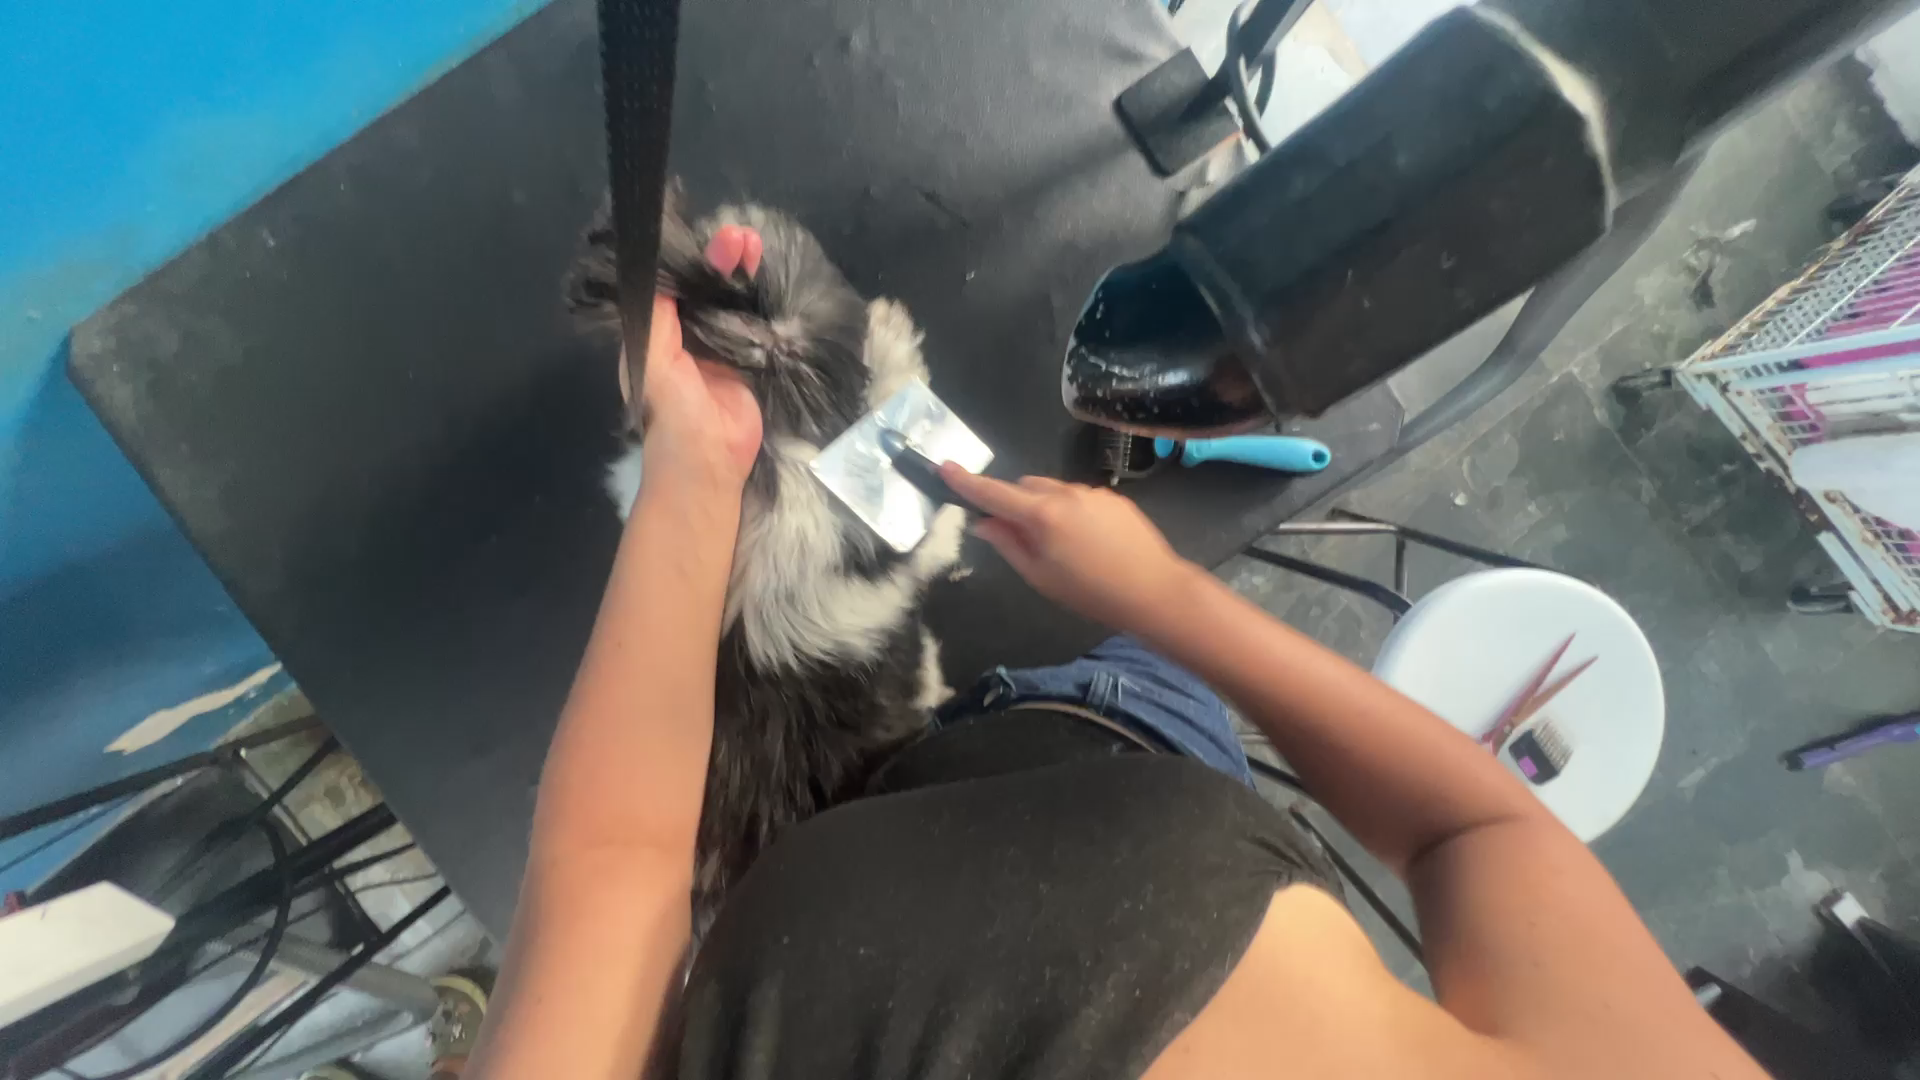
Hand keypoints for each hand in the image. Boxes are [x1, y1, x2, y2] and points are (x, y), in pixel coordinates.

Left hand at [624, 225, 765, 491]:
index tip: (704, 235)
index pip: (672, 286)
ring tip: (754, 245)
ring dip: (742, 274)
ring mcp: (722, 350)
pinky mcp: (751, 363)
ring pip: (732, 302)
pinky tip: (768, 278)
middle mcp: (689, 338)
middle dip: (719, 261)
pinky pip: (756, 326)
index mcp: (658, 335)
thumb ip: (655, 318)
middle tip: (739, 236)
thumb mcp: (652, 363)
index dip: (688, 260)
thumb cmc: (672, 416)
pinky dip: (763, 302)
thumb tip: (661, 271)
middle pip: (705, 289)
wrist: (710, 462)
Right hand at [940, 465, 1200, 634]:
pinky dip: (1071, 512)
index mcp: (1042, 514)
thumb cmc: (1090, 592)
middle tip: (1021, 538)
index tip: (943, 467)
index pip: (994, 493)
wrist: (1154, 590)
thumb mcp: (1039, 576)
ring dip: (1045, 508)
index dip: (966, 482)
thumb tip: (983, 522)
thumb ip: (1007, 544)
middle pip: (1025, 486)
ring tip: (1064, 547)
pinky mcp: (1114, 498)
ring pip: (1053, 490)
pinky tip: (1089, 543)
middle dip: (1015, 503)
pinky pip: (1079, 497)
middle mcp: (1066, 493)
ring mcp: (1093, 492)